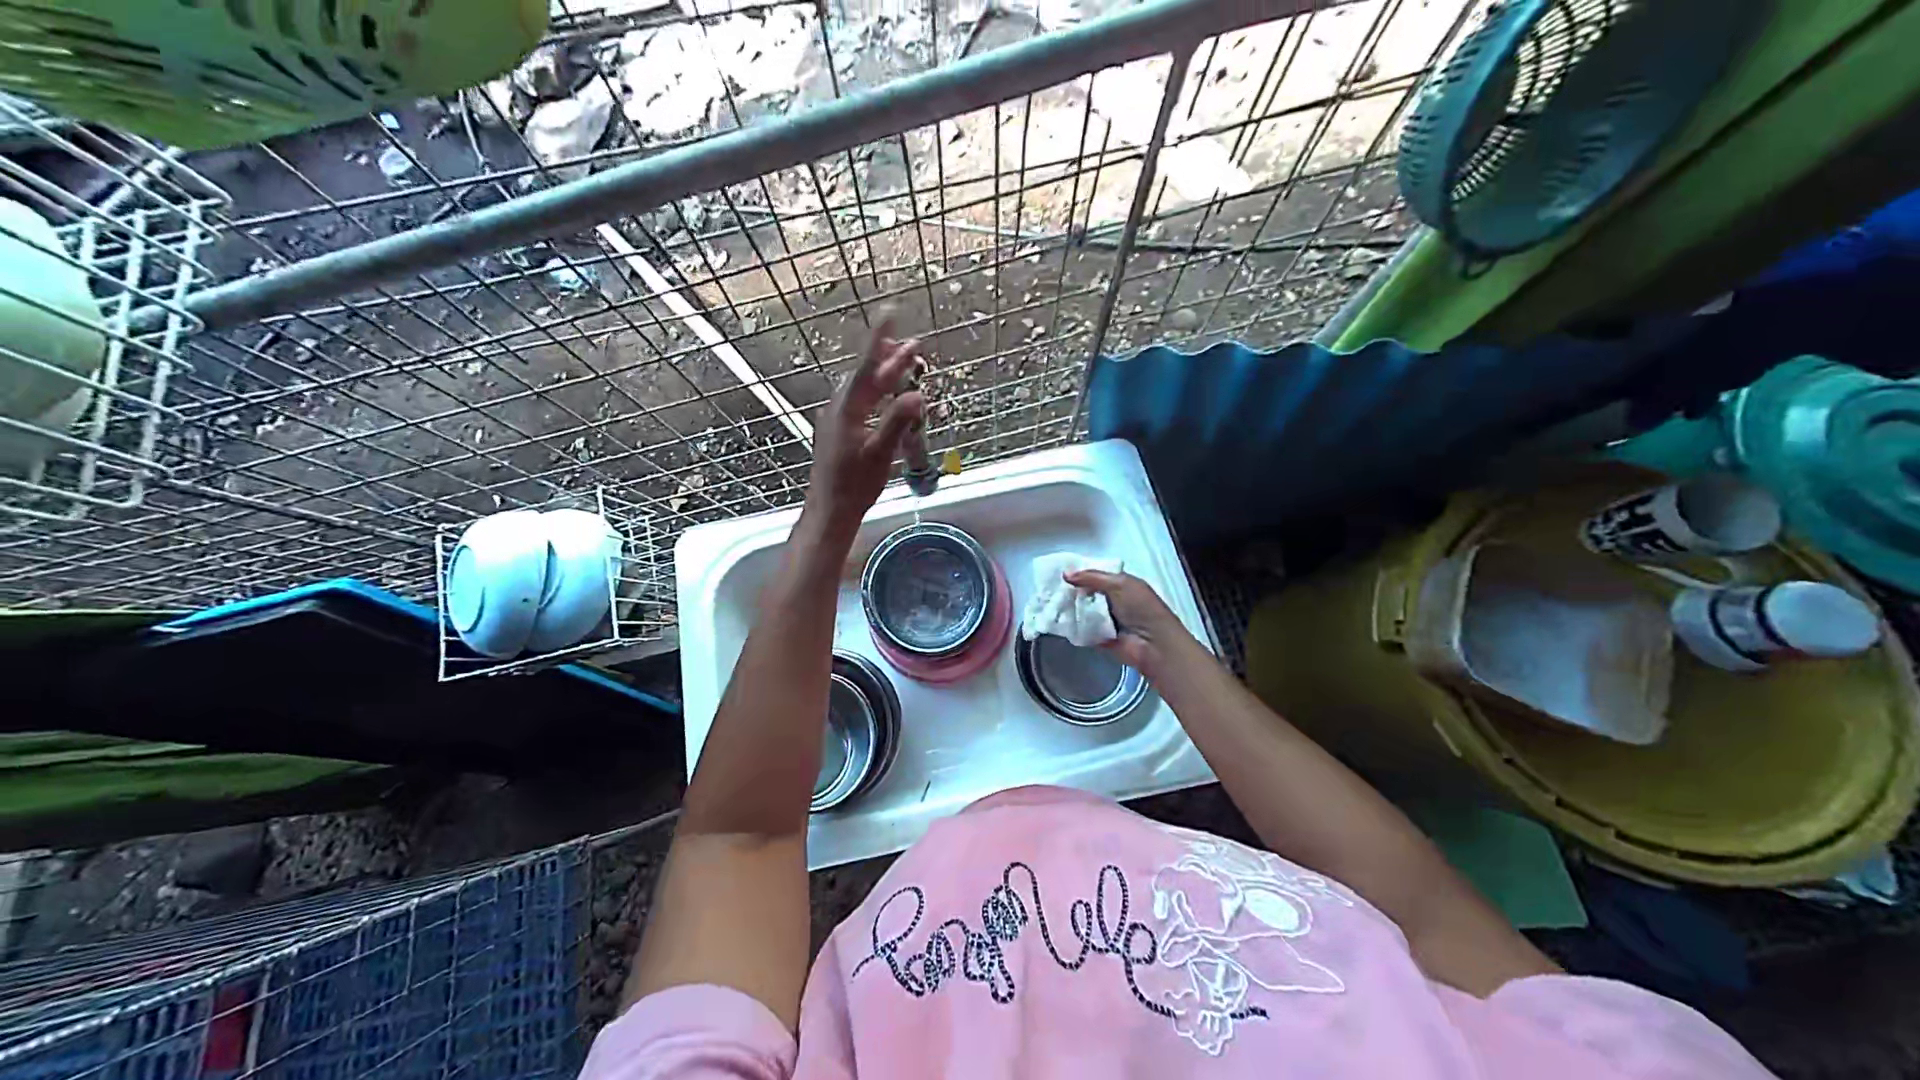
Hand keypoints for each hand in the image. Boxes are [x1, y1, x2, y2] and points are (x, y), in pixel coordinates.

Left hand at [802, 322, 924, 540]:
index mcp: (846, 411)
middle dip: (889, 360)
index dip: (880, 342)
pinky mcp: (838, 433)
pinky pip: (859, 403)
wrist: (829, 511)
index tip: (890, 315)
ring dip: (884, 378)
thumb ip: (897, 422)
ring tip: (904, 365)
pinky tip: (887, 399)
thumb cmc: (854, 486)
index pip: (866, 369)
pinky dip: (877, 395)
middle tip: (913, 346)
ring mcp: (835, 421)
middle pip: (865, 376)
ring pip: (862, 390)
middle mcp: (837, 409)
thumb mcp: (880, 454)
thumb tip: (916, 395)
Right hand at [1063, 569, 1196, 677]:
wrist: (1152, 645)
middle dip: (1071, 591)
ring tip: (1050, 603)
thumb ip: (1092, 578)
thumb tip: (1065, 574)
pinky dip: (1072, 625)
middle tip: (1050, 588)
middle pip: (1087, 592)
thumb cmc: (1141, 609)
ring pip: (1082, 610)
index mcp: (1122, 584)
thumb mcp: (1119, 585)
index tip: (1060, 573)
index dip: (1080, 573)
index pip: (1097, 575)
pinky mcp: (1099, 636)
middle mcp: (1113, 600)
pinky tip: (1057, 619)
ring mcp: (1105, 619)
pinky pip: (1081, 628)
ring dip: (1070, 608)